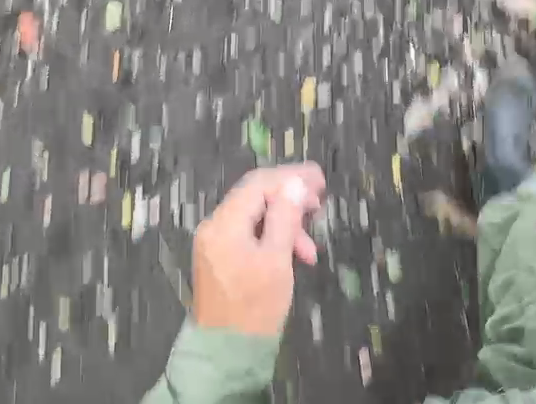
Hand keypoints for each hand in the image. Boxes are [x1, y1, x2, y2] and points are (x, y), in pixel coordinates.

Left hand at [192, 163, 326, 336]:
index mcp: (224, 222)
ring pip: (255, 216)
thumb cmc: (254, 308)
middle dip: (289, 197)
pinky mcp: (220, 258)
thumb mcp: (276, 260)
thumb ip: (285, 217)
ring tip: (310, 245)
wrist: (225, 357)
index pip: (259, 183)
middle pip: (255, 196)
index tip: (320, 179)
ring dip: (285, 222)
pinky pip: (249, 234)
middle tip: (319, 203)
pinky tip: (294, 254)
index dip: (291, 177)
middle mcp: (214, 225)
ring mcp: (215, 242)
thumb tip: (296, 183)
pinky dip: (272, 238)